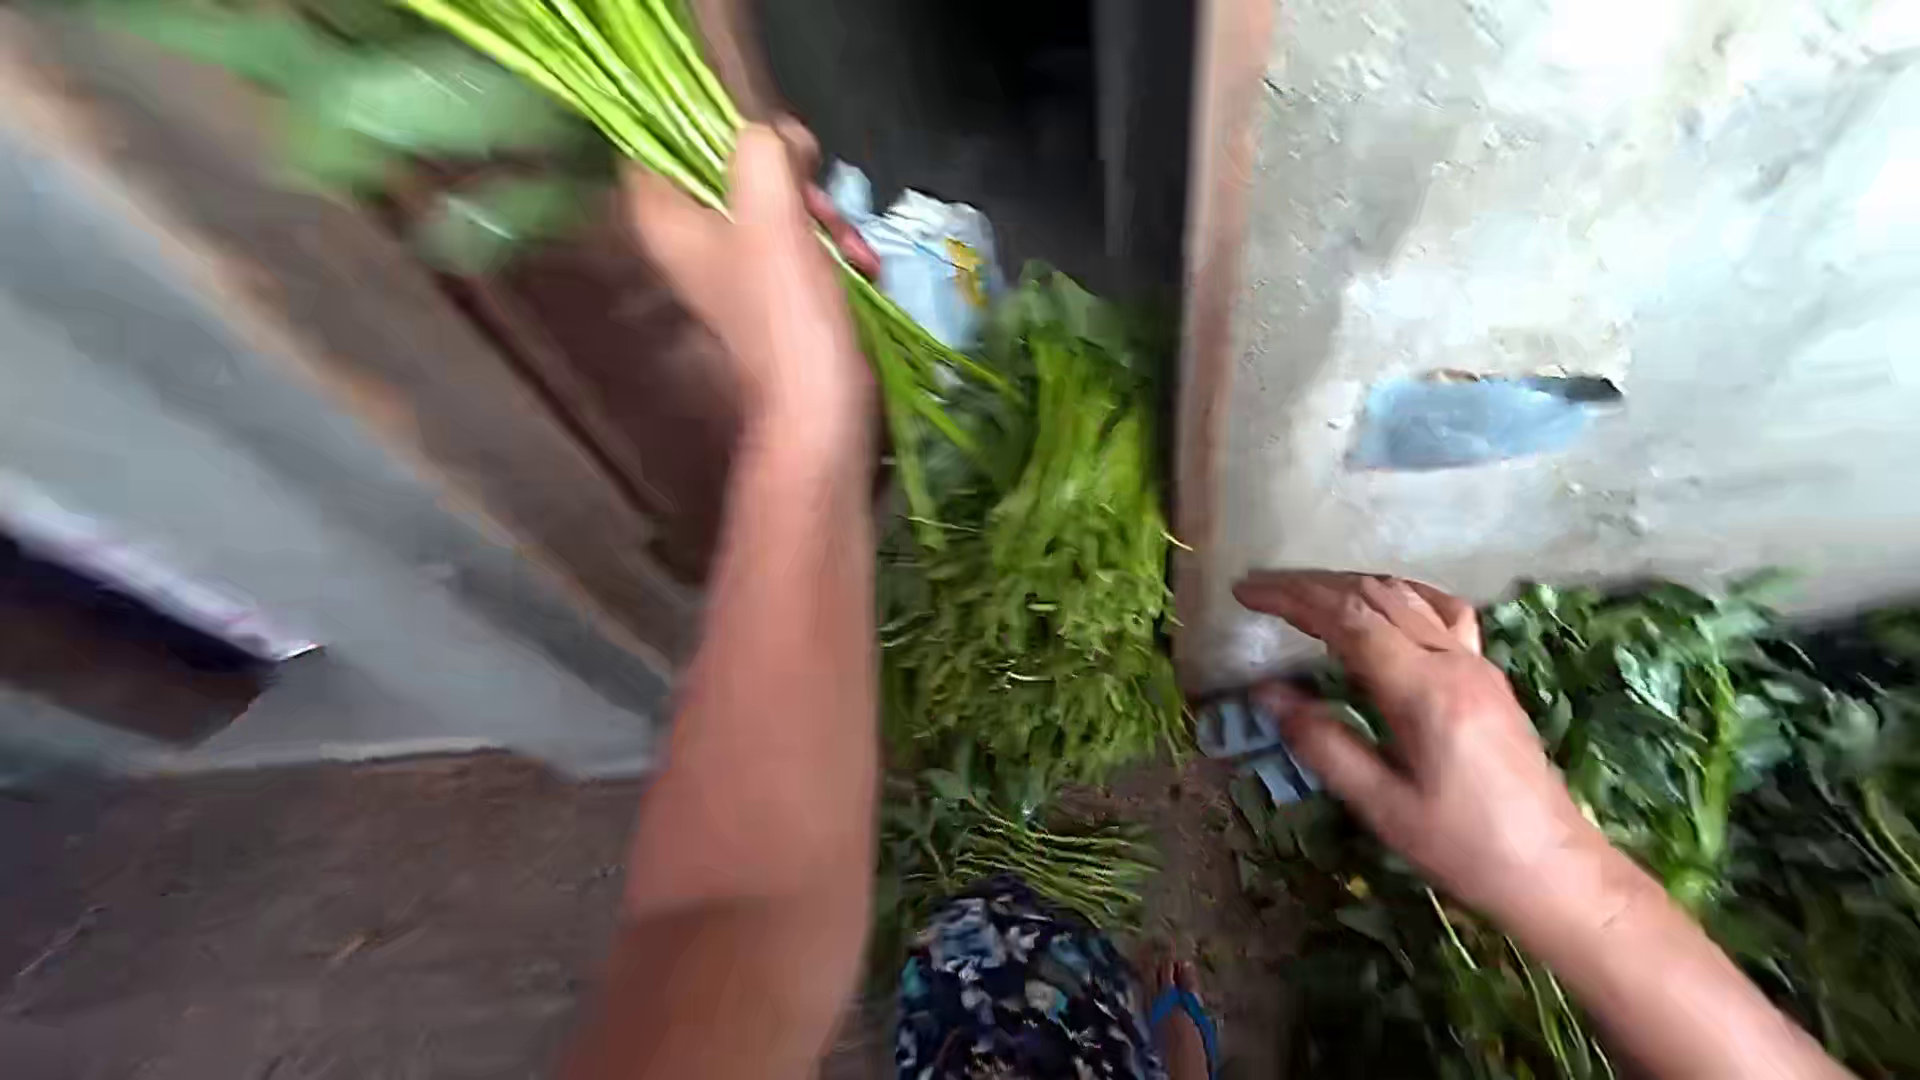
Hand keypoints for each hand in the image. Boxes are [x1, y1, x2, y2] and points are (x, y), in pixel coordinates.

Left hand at [625, 120, 879, 451]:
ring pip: (777, 206)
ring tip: (856, 252)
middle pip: (733, 169)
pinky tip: (863, 269)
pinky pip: (800, 245)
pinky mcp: (778, 292)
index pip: (660, 136)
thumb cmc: (789, 317)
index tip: (766, 140)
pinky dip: (833, 251)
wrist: (822, 409)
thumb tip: (777, 136)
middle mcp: (694, 240)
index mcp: (665, 218)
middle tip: (823, 207)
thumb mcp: (774, 216)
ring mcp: (739, 269)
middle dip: (791, 181)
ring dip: (824, 220)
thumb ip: (764, 150)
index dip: (713, 123)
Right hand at [1234, 571, 1614, 926]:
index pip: (1346, 618)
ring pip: (1402, 594)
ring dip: (1343, 584)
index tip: (1246, 593)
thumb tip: (1264, 691)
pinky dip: (1392, 592)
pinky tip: (1373, 601)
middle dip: (1306, 585)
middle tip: (1258, 588)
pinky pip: (1437, 608)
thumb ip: (1319, 742)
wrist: (1558, 873)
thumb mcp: (1379, 805)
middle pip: (1371, 595)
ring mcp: (1474, 661)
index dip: (1290, 598)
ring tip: (1298, 592)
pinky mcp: (1484, 671)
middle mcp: (1452, 661)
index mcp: (1423, 690)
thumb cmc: (1463, 846)